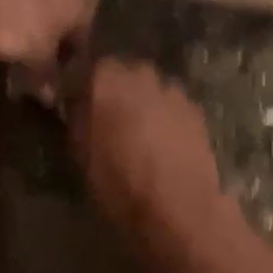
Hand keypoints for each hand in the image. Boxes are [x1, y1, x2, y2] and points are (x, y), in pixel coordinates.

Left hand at [0, 0, 96, 67]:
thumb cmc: (16, 20)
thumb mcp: (35, 55)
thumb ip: (47, 74)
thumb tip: (51, 95)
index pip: (85, 25)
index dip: (70, 50)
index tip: (54, 67)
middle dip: (48, 21)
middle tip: (29, 47)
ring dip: (23, 0)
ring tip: (2, 26)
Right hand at [71, 59, 223, 224]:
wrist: (177, 204)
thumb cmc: (117, 180)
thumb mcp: (80, 151)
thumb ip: (77, 117)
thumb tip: (76, 102)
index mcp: (105, 78)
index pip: (88, 69)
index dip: (84, 88)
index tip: (79, 107)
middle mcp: (140, 73)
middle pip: (123, 75)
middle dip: (115, 93)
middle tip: (108, 121)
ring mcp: (172, 90)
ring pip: (150, 91)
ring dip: (143, 105)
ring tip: (138, 135)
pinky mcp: (196, 110)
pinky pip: (171, 107)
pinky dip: (165, 119)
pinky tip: (162, 144)